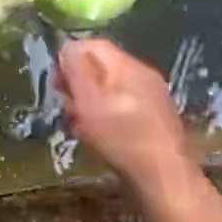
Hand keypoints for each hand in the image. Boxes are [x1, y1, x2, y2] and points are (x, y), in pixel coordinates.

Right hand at [58, 39, 192, 190]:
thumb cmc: (121, 136)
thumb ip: (76, 71)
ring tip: (78, 124)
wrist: (164, 176)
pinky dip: (103, 114)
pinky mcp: (153, 117)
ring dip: (87, 101)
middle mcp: (142, 74)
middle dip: (77, 82)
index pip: (92, 45)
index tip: (57, 82)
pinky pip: (120, 104)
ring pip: (108, 87)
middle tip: (66, 105)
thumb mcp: (89, 101)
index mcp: (127, 66)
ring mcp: (150, 96)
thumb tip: (66, 47)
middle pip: (100, 65)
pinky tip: (97, 134)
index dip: (69, 57)